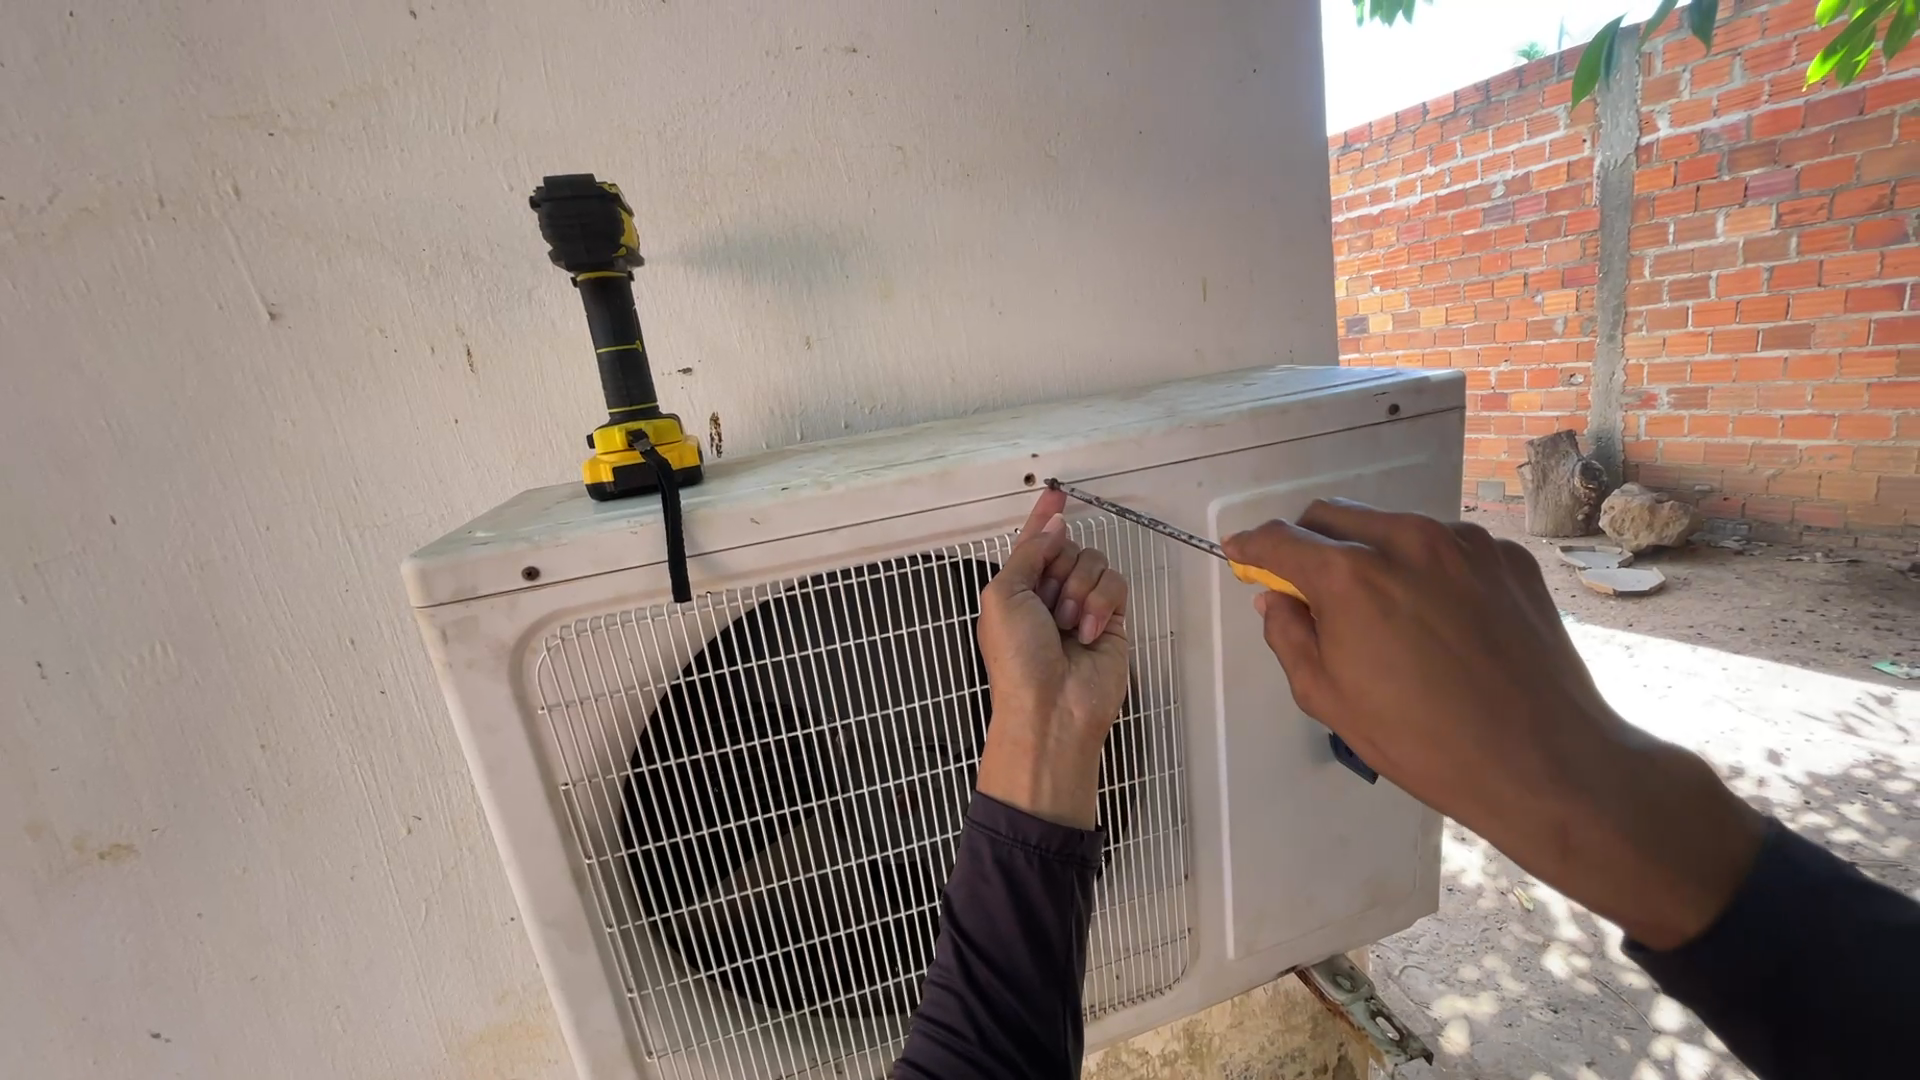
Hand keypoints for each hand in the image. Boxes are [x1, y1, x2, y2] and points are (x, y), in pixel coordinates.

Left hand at [974, 488, 1130, 828]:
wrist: (1051, 707)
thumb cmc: (1017, 657)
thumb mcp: (1003, 596)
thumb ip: (1028, 553)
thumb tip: (1054, 526)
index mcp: (1017, 588)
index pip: (1033, 543)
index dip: (1042, 519)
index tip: (1054, 495)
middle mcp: (1049, 593)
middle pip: (1067, 548)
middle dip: (1059, 570)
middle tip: (1050, 606)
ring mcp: (1082, 605)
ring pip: (1093, 562)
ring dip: (1078, 591)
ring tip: (1068, 626)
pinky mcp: (1112, 619)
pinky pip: (1116, 584)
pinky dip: (1101, 603)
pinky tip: (1088, 632)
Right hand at [1224, 500, 1764, 949]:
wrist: (1549, 764)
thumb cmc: (1421, 739)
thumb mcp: (1327, 698)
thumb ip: (1287, 636)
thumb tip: (1276, 599)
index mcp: (1350, 576)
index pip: (1279, 539)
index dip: (1251, 545)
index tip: (1240, 553)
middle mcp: (1405, 540)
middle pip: (1330, 515)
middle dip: (1307, 543)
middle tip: (1310, 588)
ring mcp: (1463, 543)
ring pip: (1387, 524)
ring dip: (1365, 550)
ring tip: (1383, 606)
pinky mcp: (1507, 556)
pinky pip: (1441, 543)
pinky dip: (1420, 564)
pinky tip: (1437, 613)